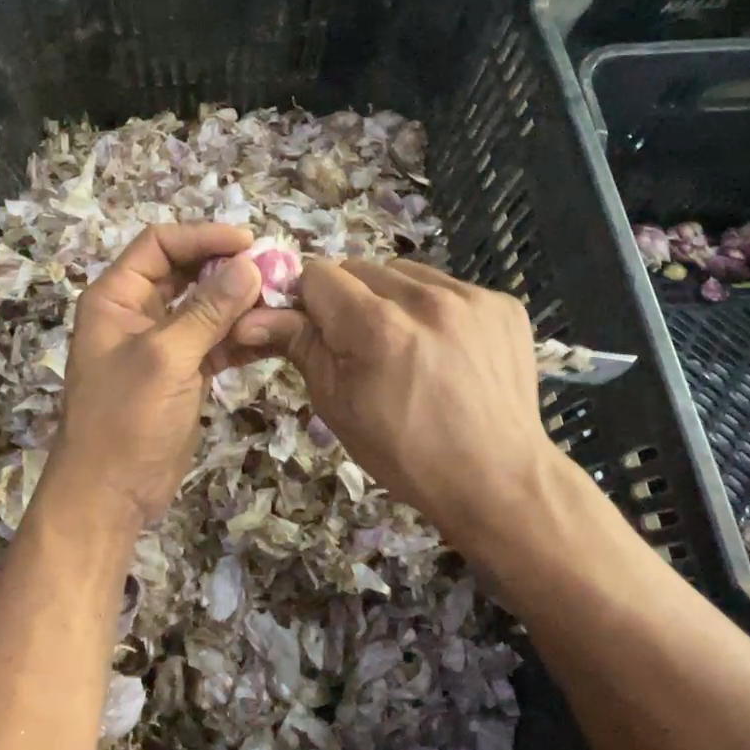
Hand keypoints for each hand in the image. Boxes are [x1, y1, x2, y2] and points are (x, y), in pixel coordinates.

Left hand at [58, 224, 265, 523]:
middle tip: (275, 269)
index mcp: (116, 297)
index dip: (202, 236)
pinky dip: (242, 336)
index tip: (248, 242)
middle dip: (227, 269)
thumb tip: (249, 266)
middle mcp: (137, 313)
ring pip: (205, 307)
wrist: (110, 495)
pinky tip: (274, 332)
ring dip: (240, 303)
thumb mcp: (165, 358)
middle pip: (186, 272)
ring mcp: (162, 344)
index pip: (159, 245)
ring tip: (282, 299)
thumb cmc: (125, 419)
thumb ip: (206, 311)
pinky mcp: (184, 373)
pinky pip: (216, 341)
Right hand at [232, 259, 560, 537]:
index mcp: (377, 327)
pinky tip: (443, 348)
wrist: (498, 482)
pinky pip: (447, 286)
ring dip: (390, 298)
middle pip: (359, 267)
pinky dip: (433, 308)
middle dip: (348, 299)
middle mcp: (426, 300)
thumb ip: (298, 345)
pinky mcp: (502, 304)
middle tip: (358, 345)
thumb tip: (246, 318)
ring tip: (404, 346)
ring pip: (403, 273)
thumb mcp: (336, 404)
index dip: (307, 299)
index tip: (315, 330)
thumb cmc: (405, 454)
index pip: (318, 274)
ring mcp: (471, 298)